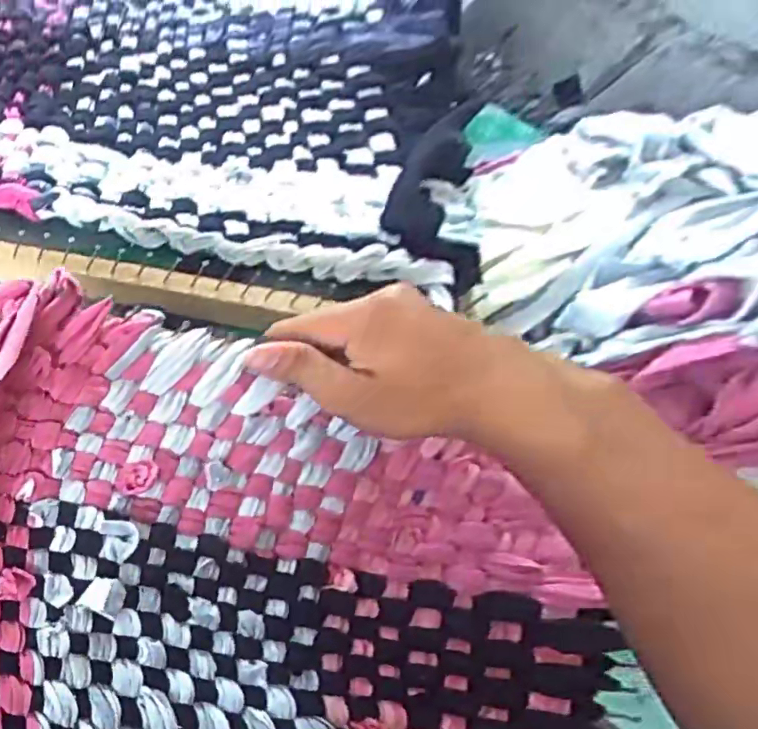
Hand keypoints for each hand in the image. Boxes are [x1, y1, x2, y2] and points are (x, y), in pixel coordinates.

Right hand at [240, 283, 574, 444]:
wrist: (504, 391)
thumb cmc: (420, 401)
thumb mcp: (350, 396)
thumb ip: (300, 370)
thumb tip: (252, 354)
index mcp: (356, 317)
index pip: (287, 329)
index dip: (275, 359)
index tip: (282, 390)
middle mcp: (376, 298)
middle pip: (315, 327)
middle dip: (309, 358)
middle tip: (329, 396)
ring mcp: (401, 300)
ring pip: (341, 327)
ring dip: (335, 355)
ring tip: (359, 387)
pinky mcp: (418, 308)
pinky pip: (368, 325)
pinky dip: (359, 349)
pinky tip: (381, 373)